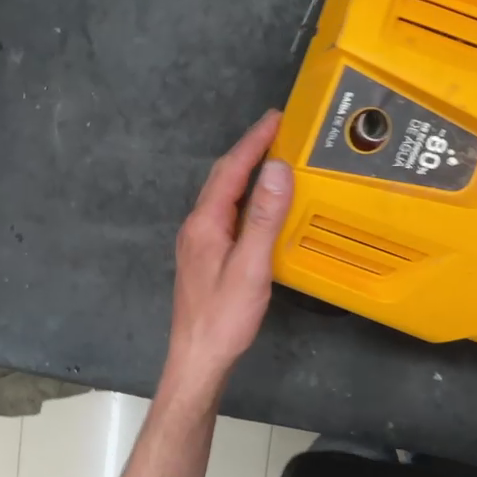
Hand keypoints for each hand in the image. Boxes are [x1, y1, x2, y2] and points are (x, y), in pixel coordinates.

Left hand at [163, 110, 294, 392]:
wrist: (198, 358)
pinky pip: (226, 216)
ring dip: (246, 176)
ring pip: (222, 198)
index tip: (278, 118)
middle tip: (280, 133)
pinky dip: (245, 201)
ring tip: (275, 161)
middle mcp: (196, 227)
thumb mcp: (251, 267)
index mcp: (205, 224)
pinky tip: (261, 209)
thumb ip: (265, 219)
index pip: (230, 171)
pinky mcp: (204, 259)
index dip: (253, 142)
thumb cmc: (224, 317)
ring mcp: (198, 244)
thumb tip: (277, 169)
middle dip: (249, 152)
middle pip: (222, 180)